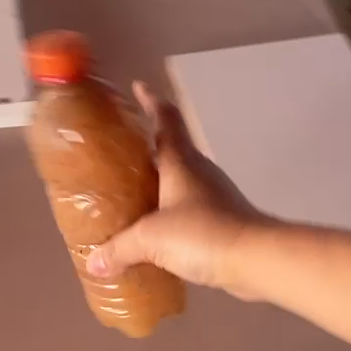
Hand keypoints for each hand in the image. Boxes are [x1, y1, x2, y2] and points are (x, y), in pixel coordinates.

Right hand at [85, 82, 272, 298]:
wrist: (256, 258)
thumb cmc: (202, 233)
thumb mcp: (151, 239)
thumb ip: (119, 248)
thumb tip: (94, 263)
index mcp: (181, 162)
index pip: (166, 119)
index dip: (151, 101)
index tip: (138, 87)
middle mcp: (200, 172)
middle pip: (173, 150)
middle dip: (149, 148)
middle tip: (121, 155)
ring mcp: (216, 196)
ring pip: (183, 182)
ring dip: (161, 185)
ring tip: (134, 197)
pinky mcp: (225, 221)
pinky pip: (192, 211)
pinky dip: (174, 216)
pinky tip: (160, 235)